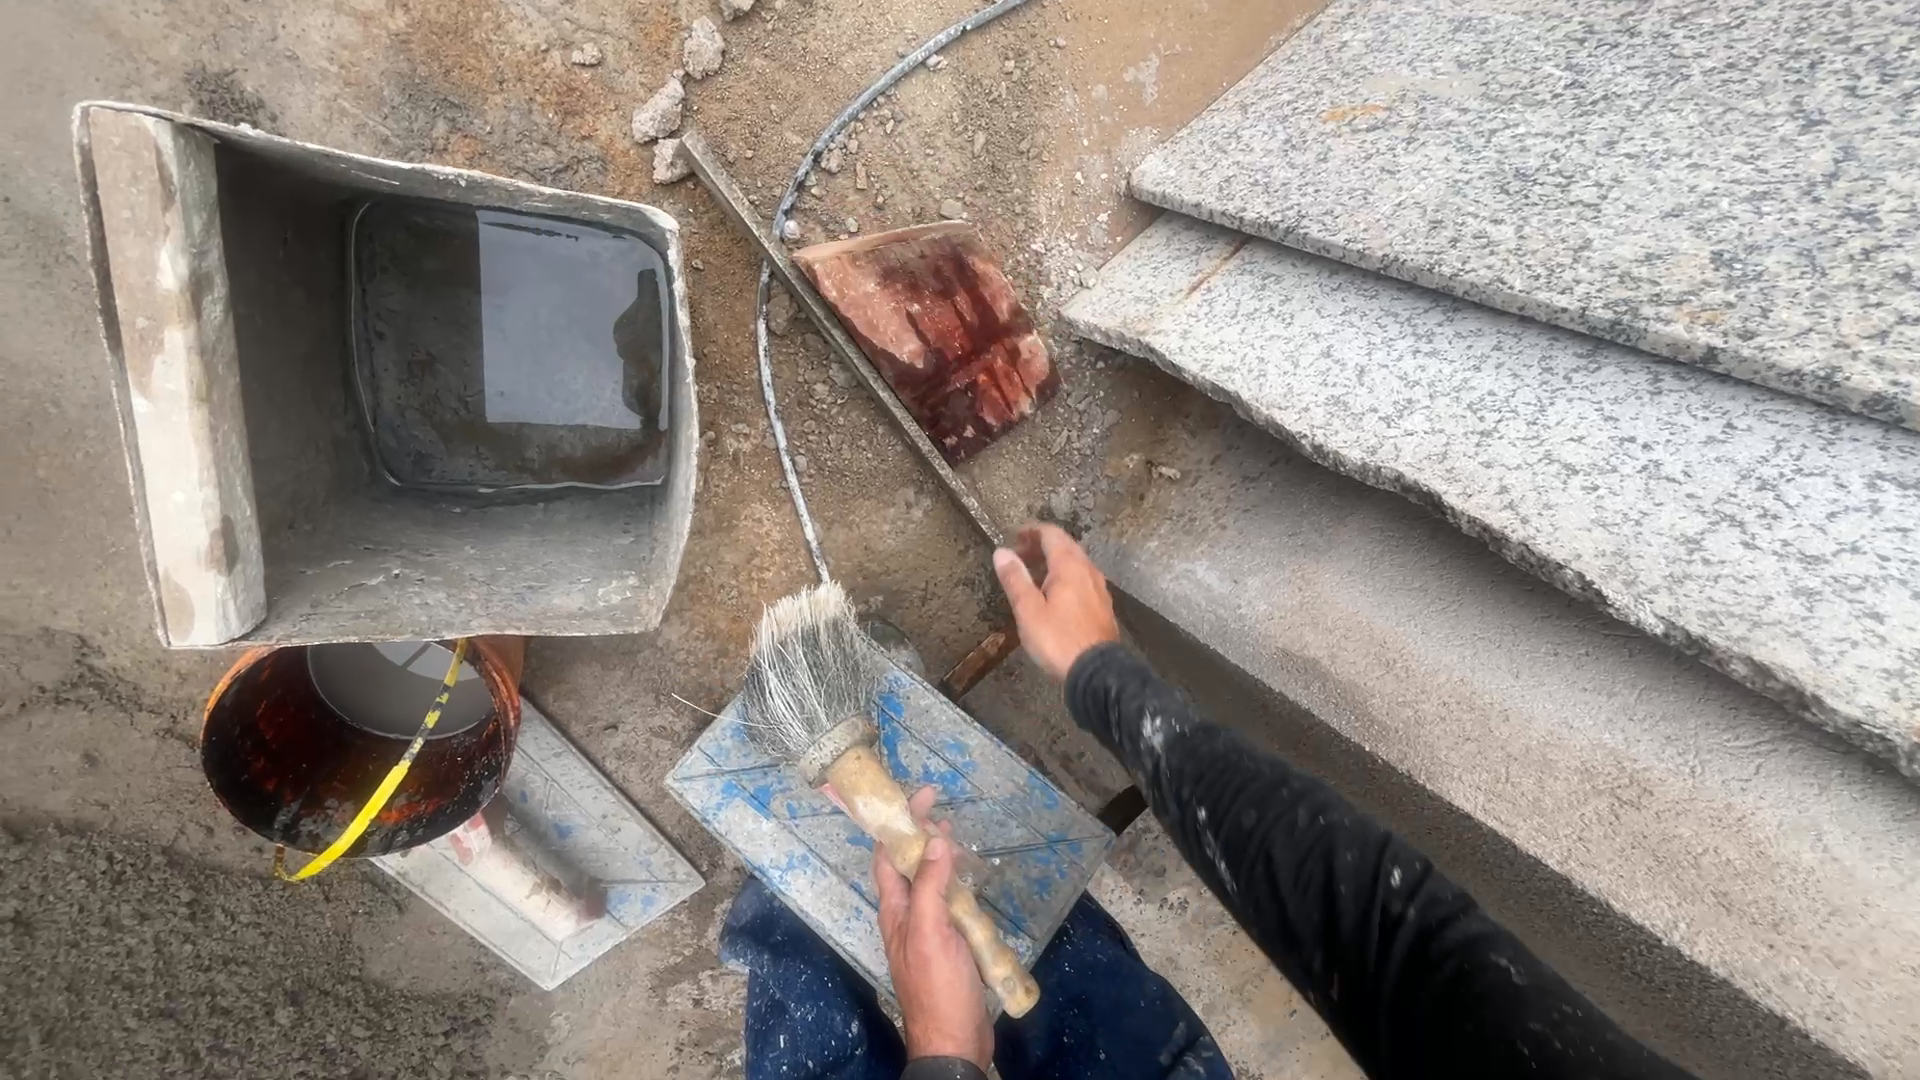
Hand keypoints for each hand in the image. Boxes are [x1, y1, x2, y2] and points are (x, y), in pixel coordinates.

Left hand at [873, 787, 992, 1070]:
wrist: (954, 1042)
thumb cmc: (938, 986)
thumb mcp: (931, 931)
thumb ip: (930, 886)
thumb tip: (934, 840)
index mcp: (895, 908)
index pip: (887, 855)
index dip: (898, 823)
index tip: (919, 796)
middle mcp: (907, 913)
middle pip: (908, 863)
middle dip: (919, 832)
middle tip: (940, 806)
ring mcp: (927, 927)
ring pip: (929, 880)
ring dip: (938, 854)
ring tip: (954, 833)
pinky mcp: (948, 940)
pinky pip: (948, 900)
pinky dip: (956, 880)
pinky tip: (969, 875)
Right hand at [992, 522, 1120, 681]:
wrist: (1096, 672)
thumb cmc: (1058, 639)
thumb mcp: (1028, 610)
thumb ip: (1015, 578)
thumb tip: (1001, 552)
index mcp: (1069, 566)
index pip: (1051, 534)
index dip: (1032, 531)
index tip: (1015, 536)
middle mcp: (1088, 570)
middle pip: (1065, 546)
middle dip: (1041, 545)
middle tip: (1019, 555)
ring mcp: (1098, 588)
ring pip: (1075, 563)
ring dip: (1053, 561)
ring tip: (1033, 575)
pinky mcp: (1102, 605)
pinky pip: (1082, 579)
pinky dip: (1065, 576)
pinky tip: (1054, 594)